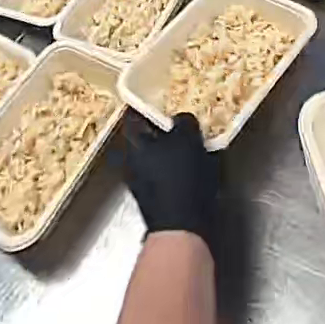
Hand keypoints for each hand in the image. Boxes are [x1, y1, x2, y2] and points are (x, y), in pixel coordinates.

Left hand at [124, 113, 217, 241]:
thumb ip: (183, 122)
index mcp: (134, 144)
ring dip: (170, 147)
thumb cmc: (182, 177)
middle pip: (144, 136)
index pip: (134, 115)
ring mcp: (140, 182)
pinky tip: (193, 163)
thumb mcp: (187, 138)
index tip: (160, 96)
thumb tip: (180, 120)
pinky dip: (175, 165)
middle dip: (161, 127)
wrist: (182, 227)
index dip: (145, 104)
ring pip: (155, 154)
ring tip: (192, 139)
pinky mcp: (154, 197)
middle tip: (180, 116)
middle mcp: (131, 162)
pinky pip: (164, 171)